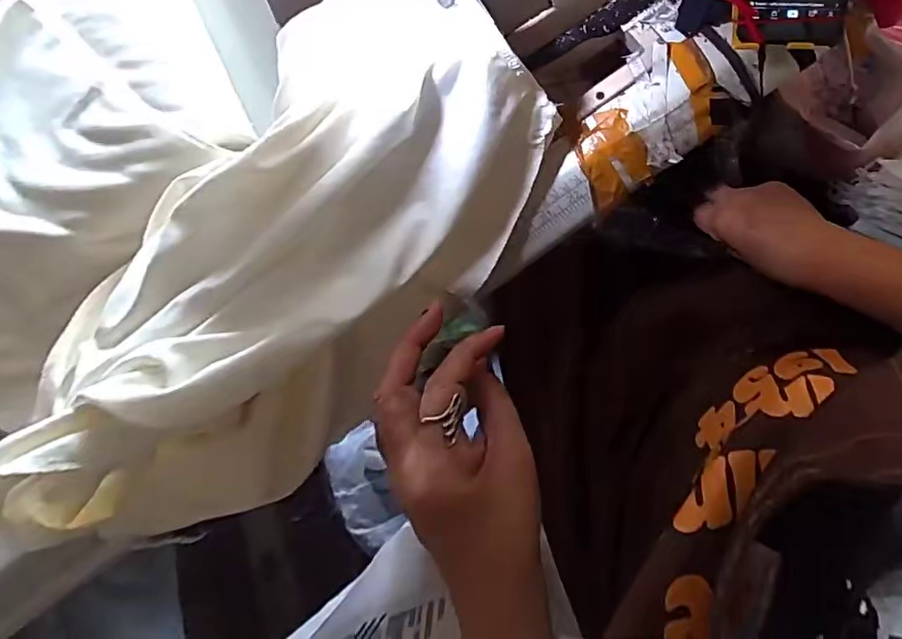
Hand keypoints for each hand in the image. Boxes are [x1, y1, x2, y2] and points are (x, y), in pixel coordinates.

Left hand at [374, 305, 549, 638]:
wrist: (496, 589)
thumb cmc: (509, 526)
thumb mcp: (512, 457)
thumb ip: (494, 403)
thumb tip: (479, 366)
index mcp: (424, 462)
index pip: (438, 389)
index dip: (466, 352)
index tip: (495, 331)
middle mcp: (400, 464)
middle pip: (389, 393)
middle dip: (410, 347)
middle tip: (437, 313)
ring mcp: (400, 472)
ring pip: (391, 406)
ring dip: (410, 366)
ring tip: (438, 334)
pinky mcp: (411, 475)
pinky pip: (405, 421)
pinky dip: (420, 390)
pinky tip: (444, 375)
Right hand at [692, 182, 842, 285]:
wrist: (819, 251)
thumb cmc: (779, 265)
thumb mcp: (745, 256)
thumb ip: (729, 239)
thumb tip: (724, 233)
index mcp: (723, 219)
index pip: (699, 213)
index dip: (706, 224)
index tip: (715, 234)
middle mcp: (734, 198)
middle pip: (714, 194)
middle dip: (719, 205)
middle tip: (731, 223)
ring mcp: (756, 188)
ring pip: (738, 191)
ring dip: (742, 202)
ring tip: (757, 218)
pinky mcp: (776, 184)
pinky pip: (760, 190)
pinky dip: (762, 200)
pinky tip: (776, 213)